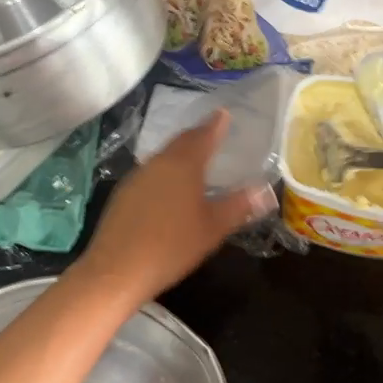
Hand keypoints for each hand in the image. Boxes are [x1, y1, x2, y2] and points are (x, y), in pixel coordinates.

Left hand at [70, 111, 274, 306]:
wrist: (116, 270)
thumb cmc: (172, 246)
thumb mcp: (212, 228)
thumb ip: (239, 206)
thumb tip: (265, 191)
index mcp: (183, 165)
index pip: (203, 136)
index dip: (215, 124)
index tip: (223, 113)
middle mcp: (158, 163)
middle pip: (180, 142)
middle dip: (197, 136)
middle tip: (211, 131)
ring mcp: (137, 177)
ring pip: (163, 158)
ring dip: (180, 154)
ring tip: (195, 158)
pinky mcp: (123, 195)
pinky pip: (151, 174)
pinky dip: (165, 173)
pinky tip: (169, 188)